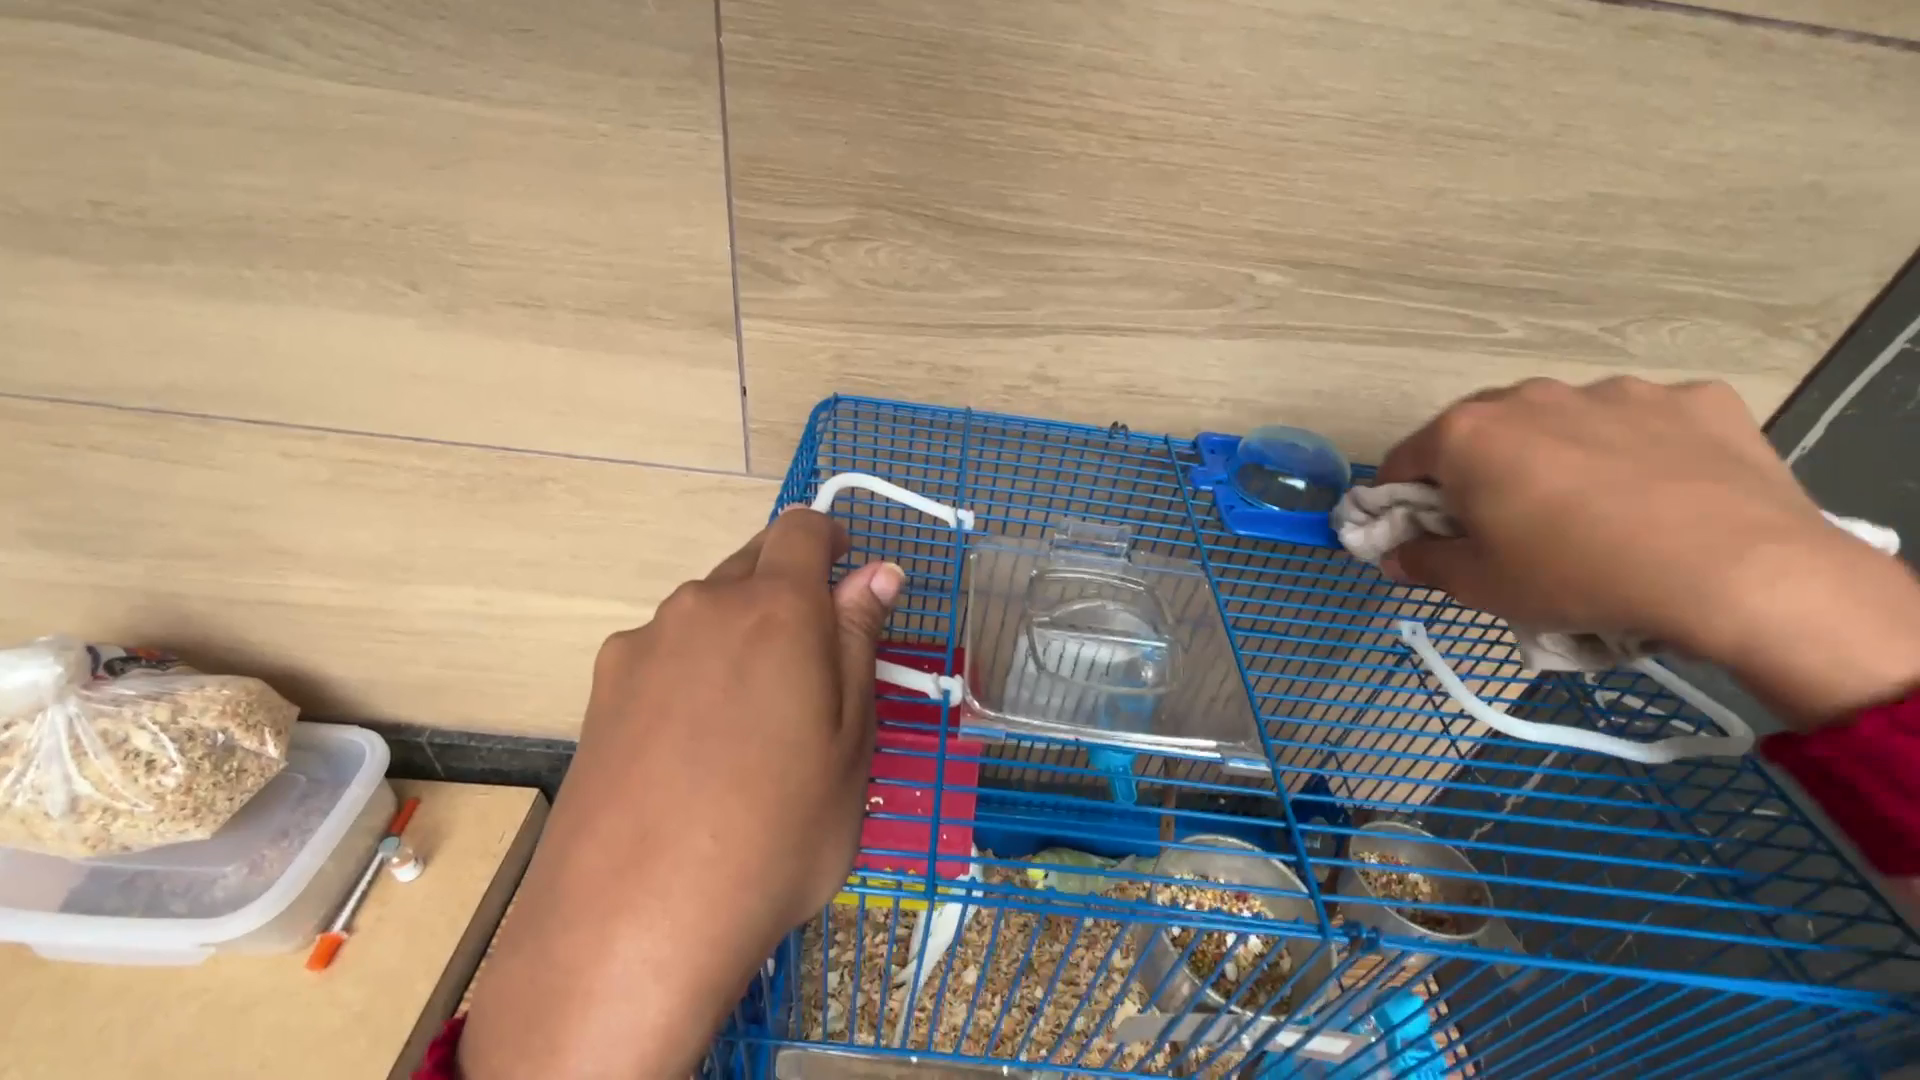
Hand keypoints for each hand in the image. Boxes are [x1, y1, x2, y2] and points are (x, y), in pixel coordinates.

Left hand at [461, 510, 903, 1079]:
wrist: (633, 925)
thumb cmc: (778, 833)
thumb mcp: (851, 743)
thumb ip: (859, 642)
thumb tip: (877, 573)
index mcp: (775, 609)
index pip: (802, 529)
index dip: (831, 539)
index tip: (847, 575)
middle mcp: (701, 607)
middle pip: (752, 565)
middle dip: (788, 592)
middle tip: (811, 669)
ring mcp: (640, 647)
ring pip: (706, 614)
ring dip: (738, 637)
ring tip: (750, 725)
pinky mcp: (599, 692)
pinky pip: (663, 656)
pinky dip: (691, 674)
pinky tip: (691, 751)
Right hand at [1379, 376, 1919, 725]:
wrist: (1740, 572)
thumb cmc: (1576, 575)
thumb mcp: (1479, 587)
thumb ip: (1423, 563)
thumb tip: (1398, 555)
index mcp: (1467, 435)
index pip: (1403, 463)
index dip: (1399, 503)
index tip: (1418, 535)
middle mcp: (1532, 397)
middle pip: (1481, 435)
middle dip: (1478, 474)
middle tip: (1502, 527)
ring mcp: (1617, 392)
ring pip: (1561, 423)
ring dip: (1554, 458)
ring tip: (1589, 513)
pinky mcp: (1693, 400)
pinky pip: (1641, 424)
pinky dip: (1634, 452)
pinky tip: (1656, 495)